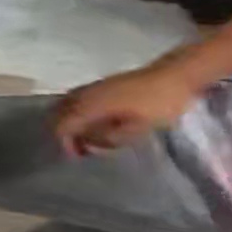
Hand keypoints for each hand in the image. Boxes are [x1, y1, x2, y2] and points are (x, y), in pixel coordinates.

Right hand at [51, 63, 203, 156]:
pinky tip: (91, 120)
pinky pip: (71, 101)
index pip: (61, 128)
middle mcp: (78, 97)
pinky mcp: (94, 86)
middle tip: (81, 147)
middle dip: (65, 134)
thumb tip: (92, 145)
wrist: (174, 75)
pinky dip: (74, 113)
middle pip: (56, 118)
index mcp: (85, 108)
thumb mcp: (140, 127)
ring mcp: (85, 89)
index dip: (66, 144)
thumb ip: (112, 138)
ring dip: (69, 123)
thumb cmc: (159, 103)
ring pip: (62, 109)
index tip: (78, 156)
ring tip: (85, 135)